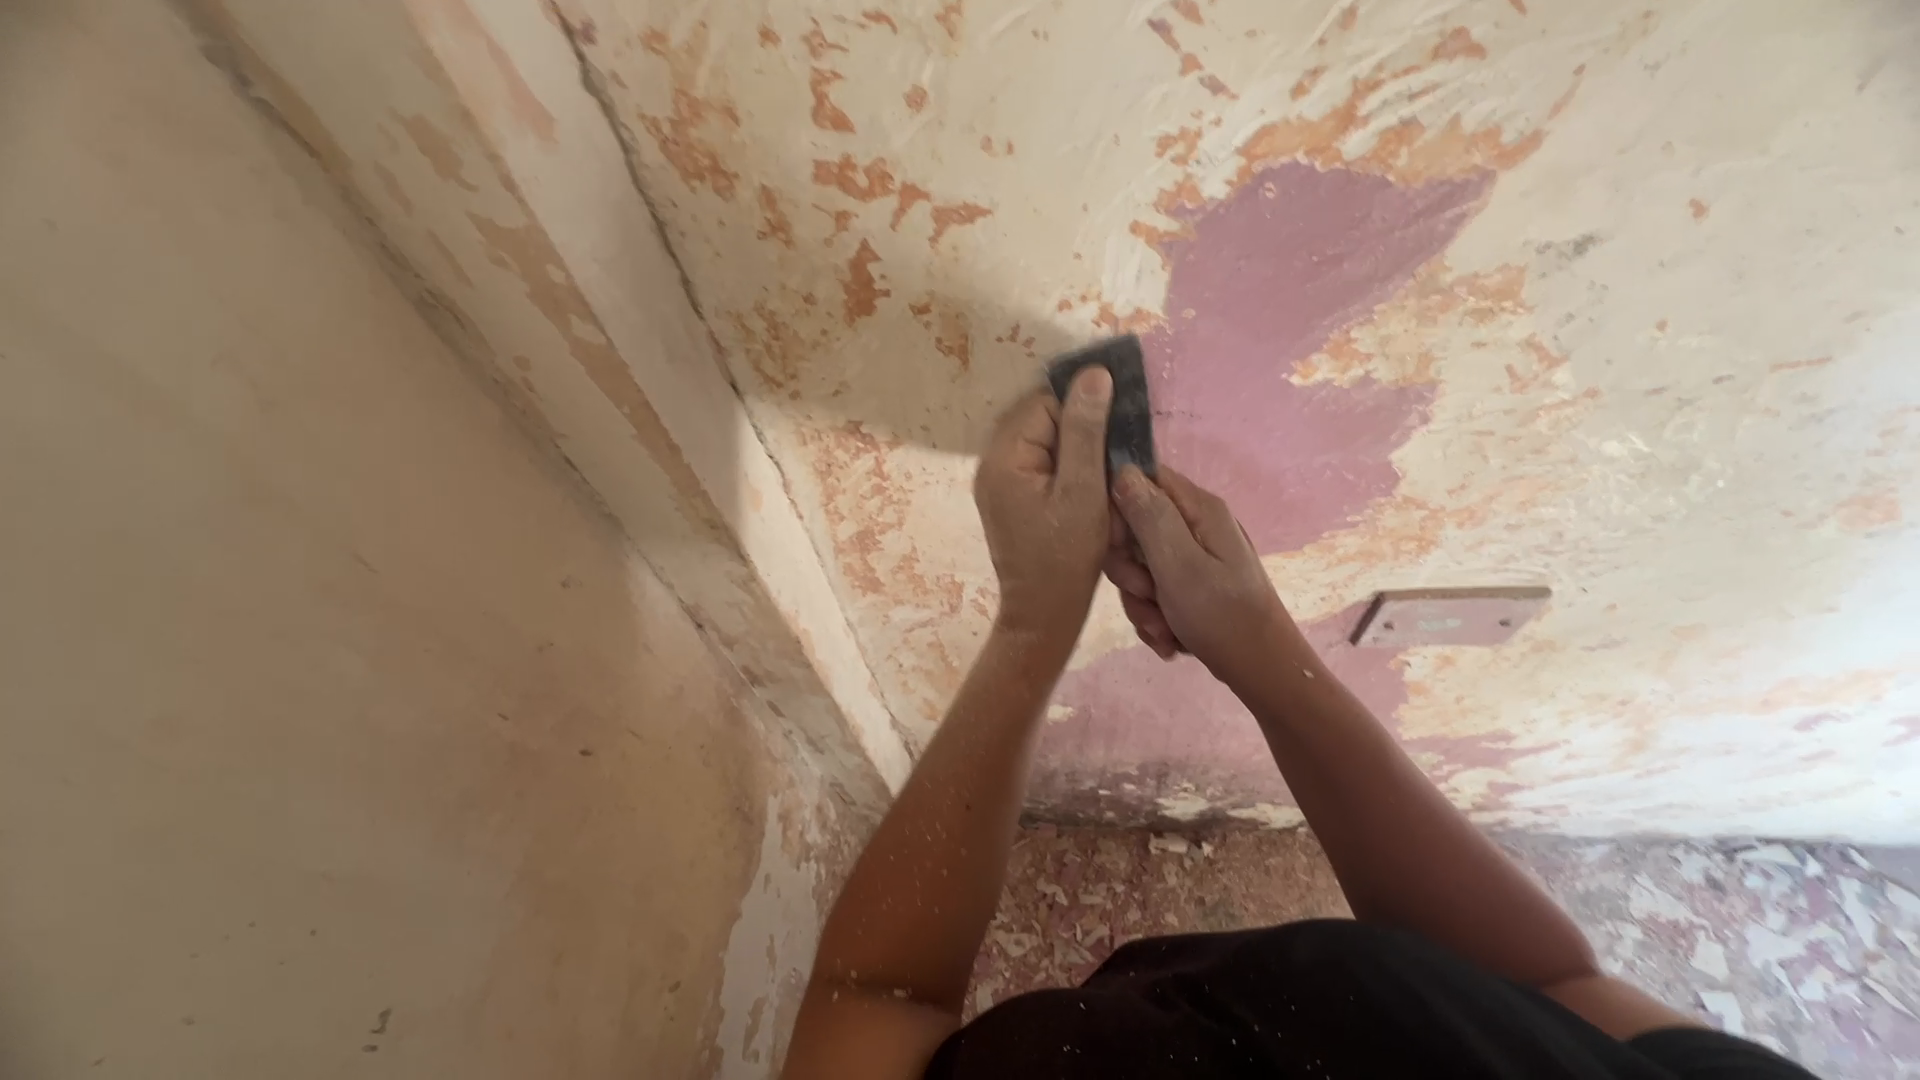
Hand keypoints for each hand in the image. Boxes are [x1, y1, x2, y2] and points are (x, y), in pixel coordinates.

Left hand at [973, 368, 1112, 639]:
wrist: (1044, 614)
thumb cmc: (1067, 556)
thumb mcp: (1084, 490)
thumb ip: (1086, 431)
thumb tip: (1093, 375)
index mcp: (1004, 458)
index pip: (1044, 403)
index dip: (1082, 409)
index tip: (1117, 428)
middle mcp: (992, 464)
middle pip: (1040, 420)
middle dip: (1079, 429)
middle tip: (1114, 453)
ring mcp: (998, 482)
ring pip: (1043, 441)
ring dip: (1076, 450)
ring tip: (1104, 473)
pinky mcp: (1010, 497)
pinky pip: (1039, 464)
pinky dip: (1066, 468)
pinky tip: (1089, 487)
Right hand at [1106, 465, 1309, 686]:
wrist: (1260, 670)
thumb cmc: (1221, 615)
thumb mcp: (1178, 564)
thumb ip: (1149, 516)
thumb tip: (1122, 470)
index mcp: (1199, 509)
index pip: (1143, 479)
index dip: (1119, 508)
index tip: (1119, 544)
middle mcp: (1197, 526)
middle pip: (1135, 529)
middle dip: (1130, 569)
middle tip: (1145, 592)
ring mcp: (1195, 558)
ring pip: (1139, 567)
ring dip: (1140, 601)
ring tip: (1161, 627)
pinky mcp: (1192, 586)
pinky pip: (1153, 592)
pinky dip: (1153, 616)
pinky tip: (1167, 637)